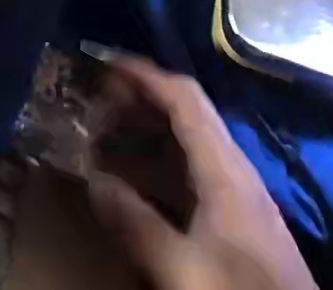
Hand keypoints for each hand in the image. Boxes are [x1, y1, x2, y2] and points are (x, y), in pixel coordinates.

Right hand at [87, 55, 317, 289]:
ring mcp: (239, 194)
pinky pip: (191, 170)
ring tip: (107, 135)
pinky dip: (158, 161)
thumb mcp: (183, 270)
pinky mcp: (238, 220)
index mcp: (225, 168)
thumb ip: (137, 224)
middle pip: (185, 113)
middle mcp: (234, 169)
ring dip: (147, 130)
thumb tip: (94, 182)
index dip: (145, 75)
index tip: (107, 62)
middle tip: (97, 101)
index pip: (184, 98)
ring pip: (188, 142)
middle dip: (140, 100)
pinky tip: (135, 180)